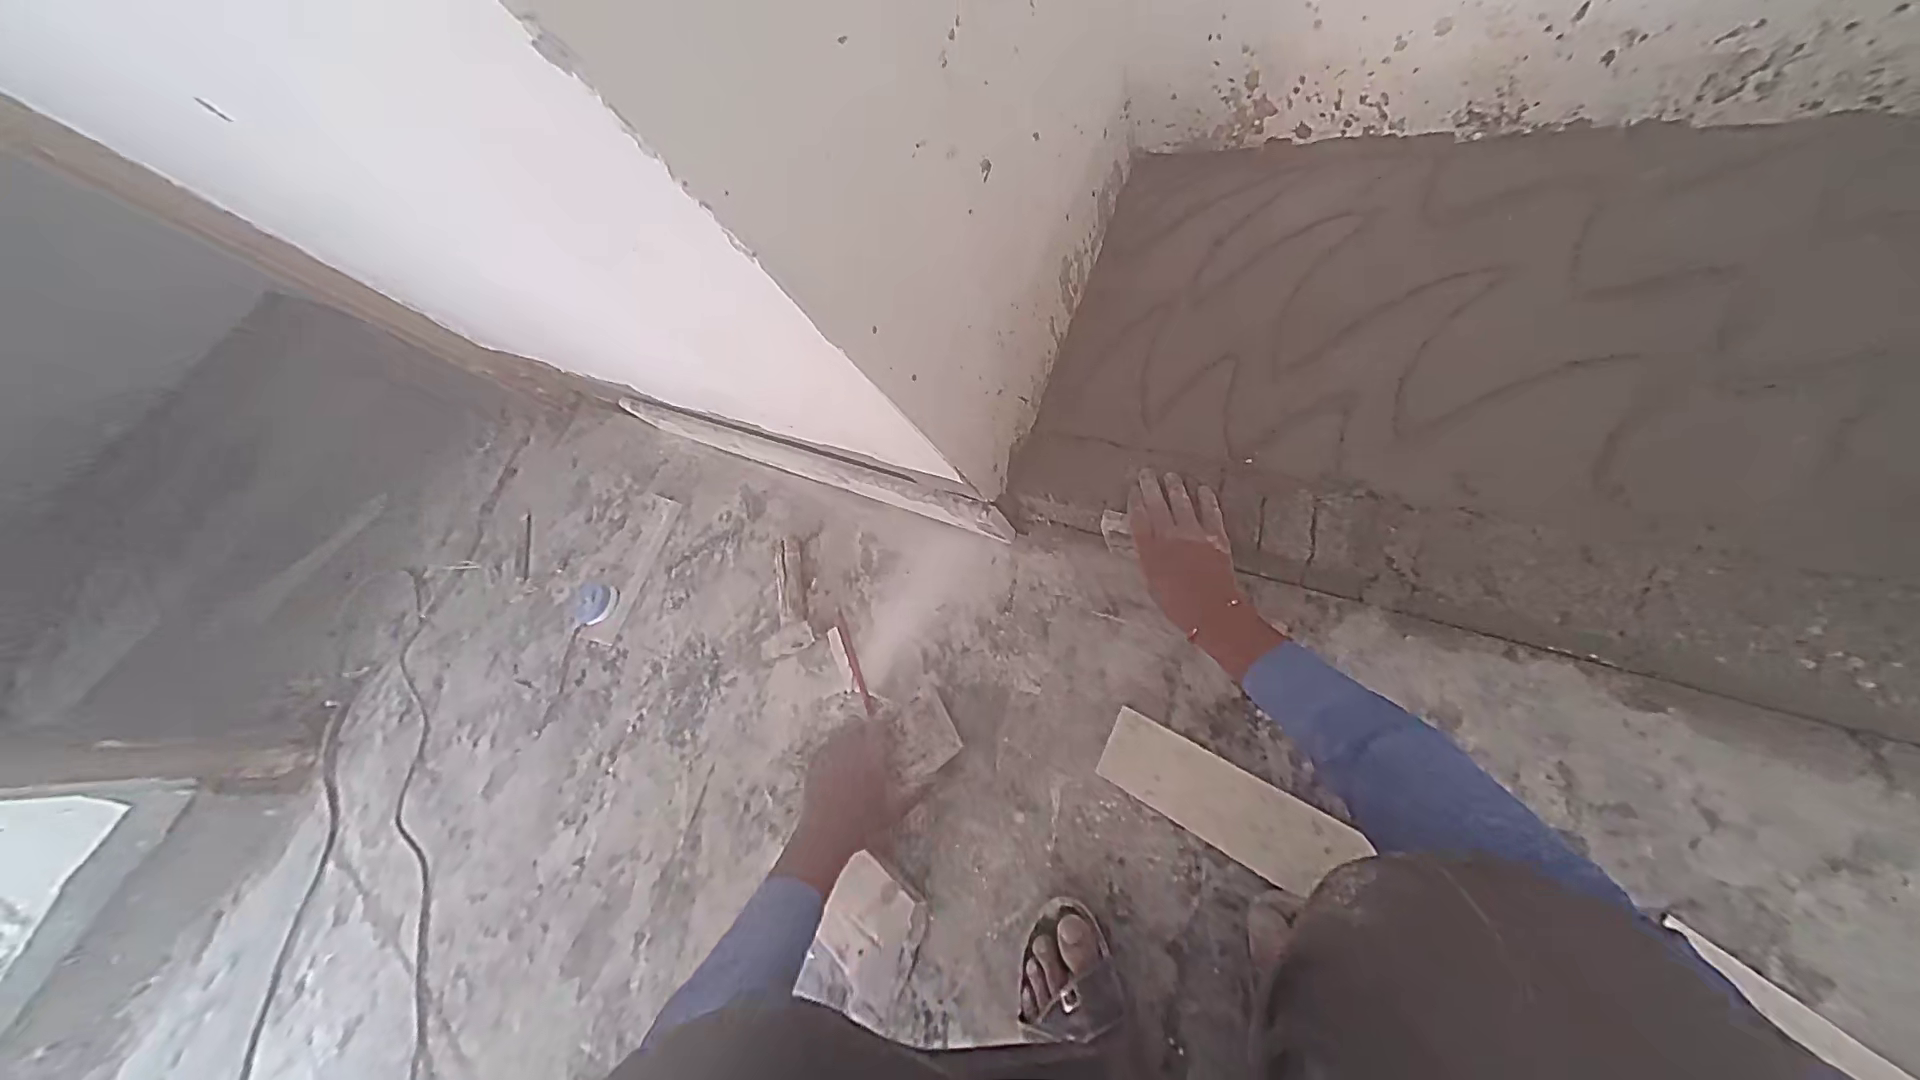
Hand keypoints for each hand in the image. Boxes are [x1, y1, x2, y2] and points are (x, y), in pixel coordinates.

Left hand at [771, 708, 903, 892]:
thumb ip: (914, 793)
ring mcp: (829, 754)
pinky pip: (825, 747)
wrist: (826, 834)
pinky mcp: (815, 764)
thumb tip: (931, 782)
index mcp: (871, 754)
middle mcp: (850, 748)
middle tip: (872, 738)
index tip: (888, 725)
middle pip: (857, 724)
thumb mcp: (895, 810)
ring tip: (854, 747)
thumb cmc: (864, 822)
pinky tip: (837, 761)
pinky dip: (833, 748)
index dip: (883, 722)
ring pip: (840, 733)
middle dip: (865, 728)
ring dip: (849, 735)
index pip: (878, 726)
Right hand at [1128, 470, 1284, 680]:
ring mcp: (1194, 534)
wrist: (1210, 611)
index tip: (1132, 490)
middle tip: (1146, 472)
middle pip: (1157, 506)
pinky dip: (1206, 499)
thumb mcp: (1152, 582)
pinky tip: (1202, 489)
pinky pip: (1210, 512)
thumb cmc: (1176, 604)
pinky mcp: (1216, 536)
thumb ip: (1149, 558)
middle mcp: (1170, 537)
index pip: (1139, 519)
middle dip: (1150, 487)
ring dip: (1176, 488)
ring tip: (1171, 476)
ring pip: (1182, 504)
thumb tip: (1146, 542)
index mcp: (1150, 551)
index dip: (1135, 502)